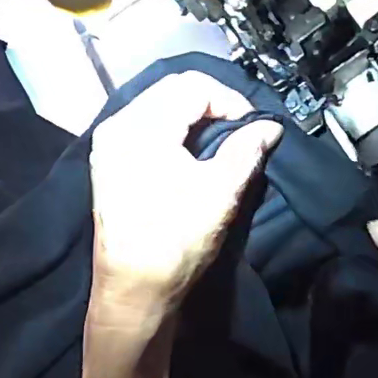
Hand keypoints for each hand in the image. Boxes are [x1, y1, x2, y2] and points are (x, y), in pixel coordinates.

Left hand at [88, 72, 283, 330]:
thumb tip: (269, 127)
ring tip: (218, 140)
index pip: (192, 87)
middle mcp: (118, 127)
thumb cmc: (174, 243)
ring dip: (192, 114)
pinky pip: (144, 123)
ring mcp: (108, 143)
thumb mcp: (220, 193)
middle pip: (172, 90)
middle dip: (211, 103)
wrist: (132, 290)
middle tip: (239, 129)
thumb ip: (247, 150)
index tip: (252, 125)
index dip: (230, 99)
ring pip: (157, 104)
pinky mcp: (107, 160)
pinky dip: (171, 127)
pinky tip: (190, 150)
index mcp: (141, 129)